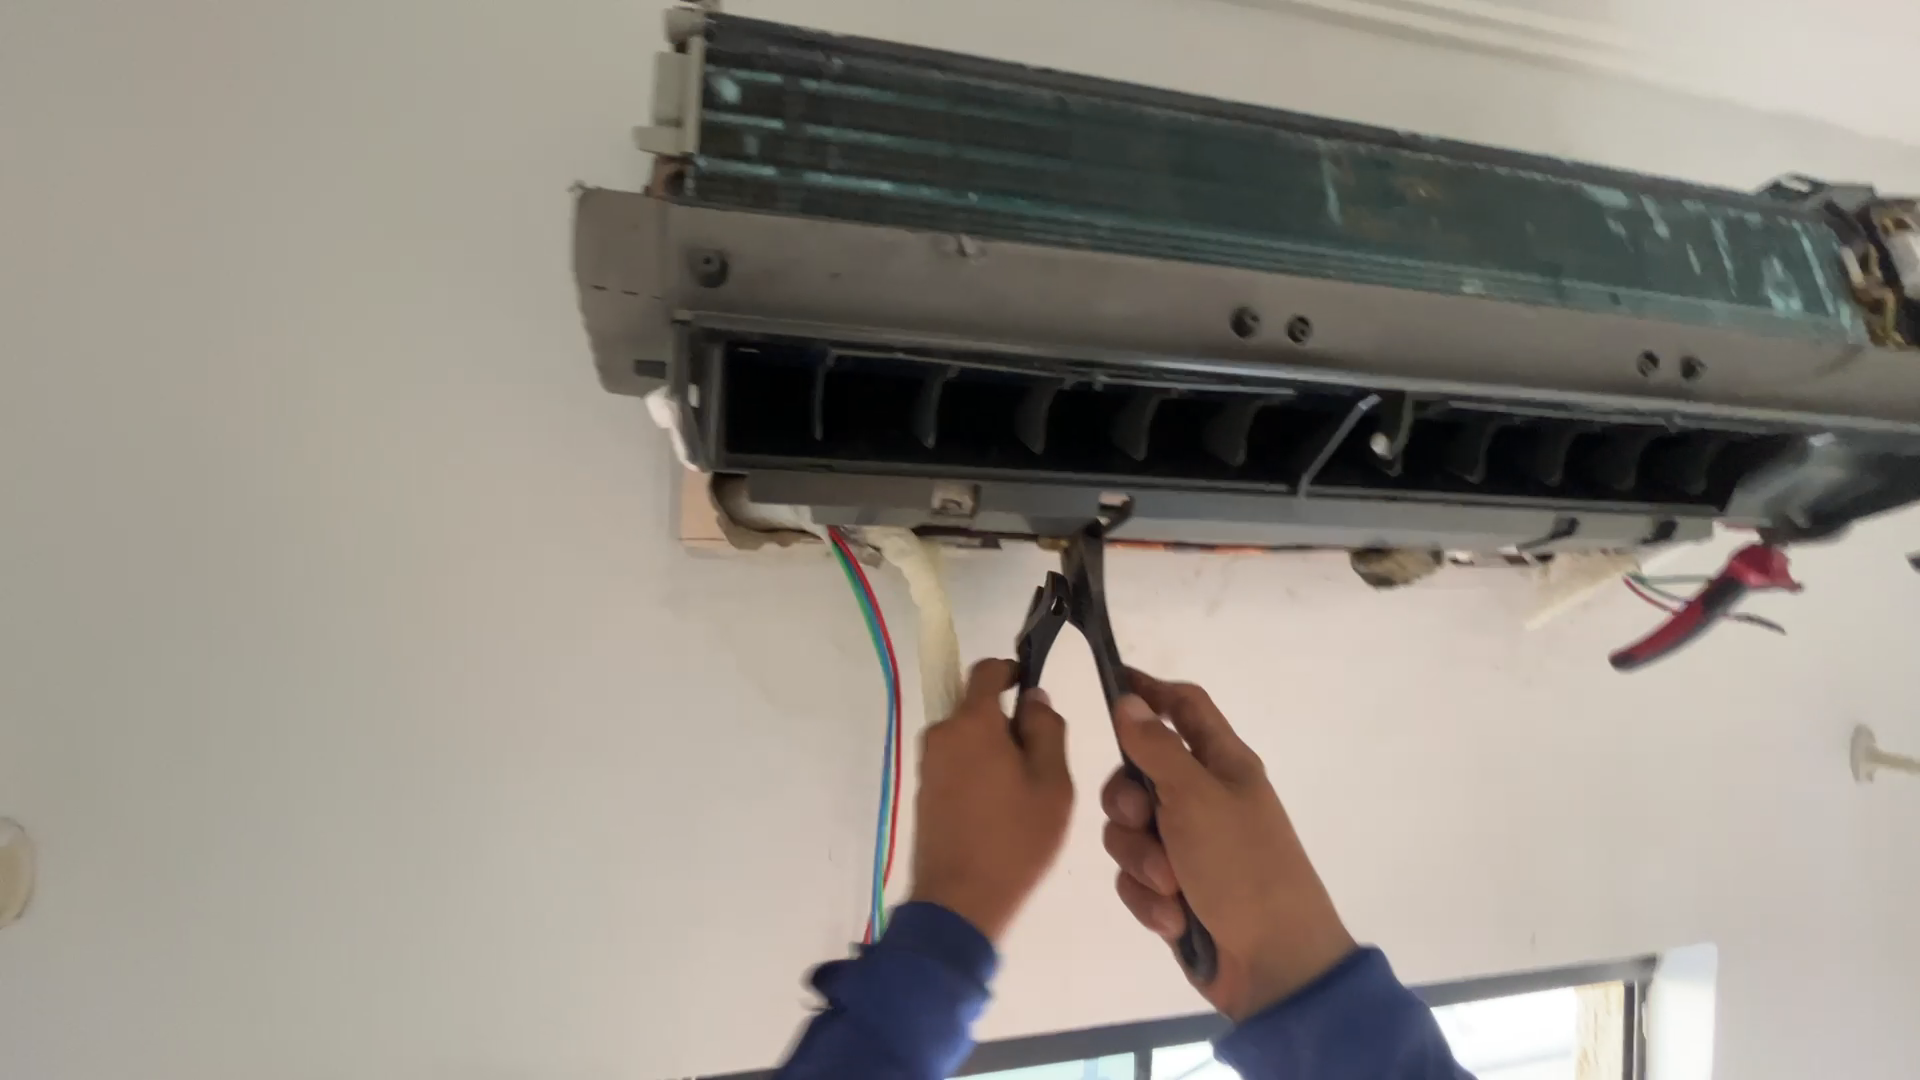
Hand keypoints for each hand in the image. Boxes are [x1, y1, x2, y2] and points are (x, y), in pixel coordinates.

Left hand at [908, 659, 1074, 942]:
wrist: (959, 902)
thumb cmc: (1015, 839)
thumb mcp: (1052, 783)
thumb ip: (1046, 730)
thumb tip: (1033, 699)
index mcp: (972, 722)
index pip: (986, 670)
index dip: (1011, 669)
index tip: (1031, 685)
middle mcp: (941, 733)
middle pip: (978, 707)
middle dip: (1008, 720)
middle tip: (1041, 758)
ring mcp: (928, 763)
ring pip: (968, 736)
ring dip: (994, 748)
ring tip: (1024, 791)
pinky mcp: (923, 789)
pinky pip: (956, 761)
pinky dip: (978, 768)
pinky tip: (1000, 807)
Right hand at [1101, 670, 1356, 1020]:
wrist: (1274, 968)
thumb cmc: (1242, 867)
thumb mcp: (1196, 797)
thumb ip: (1155, 747)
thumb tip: (1127, 699)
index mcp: (1221, 764)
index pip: (1182, 706)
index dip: (1149, 690)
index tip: (1110, 684)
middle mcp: (1201, 797)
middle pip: (1137, 771)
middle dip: (1127, 800)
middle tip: (1143, 819)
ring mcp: (1186, 844)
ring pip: (1128, 827)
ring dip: (1139, 858)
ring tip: (1168, 885)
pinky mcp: (1172, 887)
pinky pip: (1134, 874)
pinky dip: (1147, 896)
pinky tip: (1172, 917)